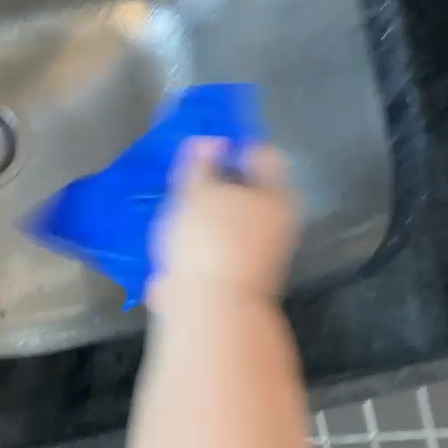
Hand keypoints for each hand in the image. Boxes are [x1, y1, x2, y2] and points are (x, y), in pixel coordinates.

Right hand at [149, 138, 301, 315]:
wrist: (208, 307)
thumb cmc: (208, 241)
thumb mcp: (198, 195)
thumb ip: (200, 167)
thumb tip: (207, 141)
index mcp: (275, 192)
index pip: (260, 154)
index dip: (230, 147)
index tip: (199, 152)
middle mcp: (276, 218)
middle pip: (246, 191)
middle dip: (216, 186)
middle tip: (181, 187)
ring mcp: (257, 251)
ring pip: (228, 223)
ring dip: (203, 219)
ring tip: (170, 220)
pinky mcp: (233, 276)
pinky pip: (213, 251)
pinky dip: (196, 247)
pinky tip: (171, 249)